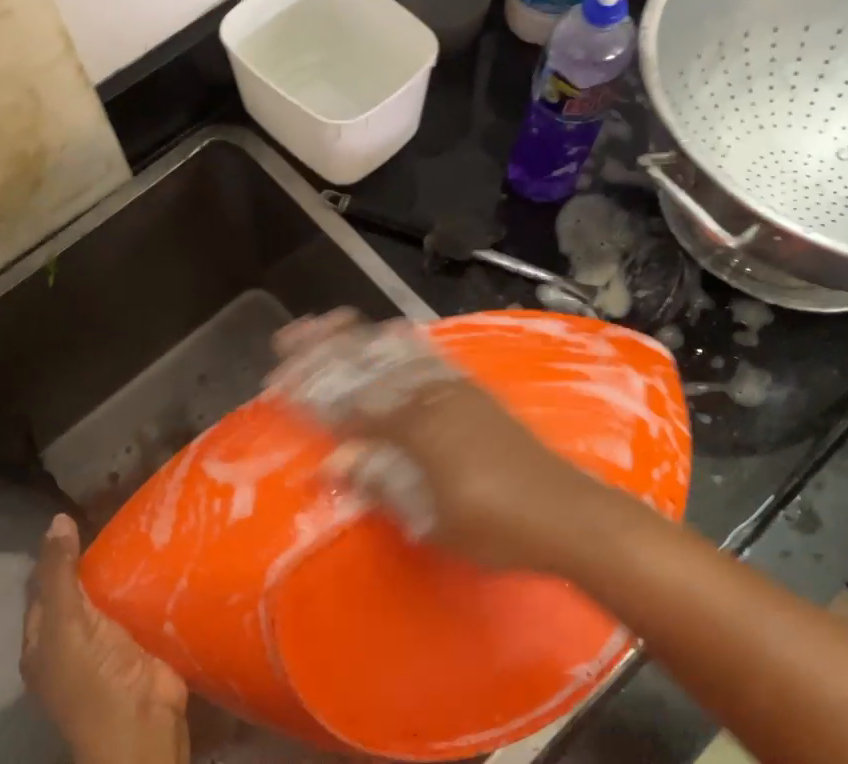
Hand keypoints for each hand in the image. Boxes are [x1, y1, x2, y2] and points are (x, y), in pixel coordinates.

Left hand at [22, 515, 189, 763]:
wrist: (143, 727)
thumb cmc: (92, 680)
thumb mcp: (65, 624)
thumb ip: (60, 574)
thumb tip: (57, 520)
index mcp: (42, 641)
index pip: (44, 586)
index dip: (56, 554)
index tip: (77, 518)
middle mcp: (71, 641)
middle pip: (80, 589)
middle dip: (93, 559)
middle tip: (114, 515)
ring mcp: (108, 644)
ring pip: (111, 596)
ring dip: (123, 570)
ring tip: (141, 527)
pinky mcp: (141, 644)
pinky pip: (140, 607)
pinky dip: (148, 585)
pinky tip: (160, 556)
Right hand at [269, 310, 592, 570]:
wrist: (569, 514)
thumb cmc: (496, 526)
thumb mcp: (432, 517)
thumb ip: (381, 483)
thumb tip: (331, 463)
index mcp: (413, 430)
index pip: (348, 407)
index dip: (311, 394)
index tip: (278, 382)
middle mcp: (429, 398)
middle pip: (367, 367)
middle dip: (326, 349)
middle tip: (292, 333)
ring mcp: (453, 389)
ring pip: (394, 355)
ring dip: (358, 339)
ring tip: (329, 321)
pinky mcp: (472, 391)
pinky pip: (428, 357)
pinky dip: (401, 343)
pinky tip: (390, 333)